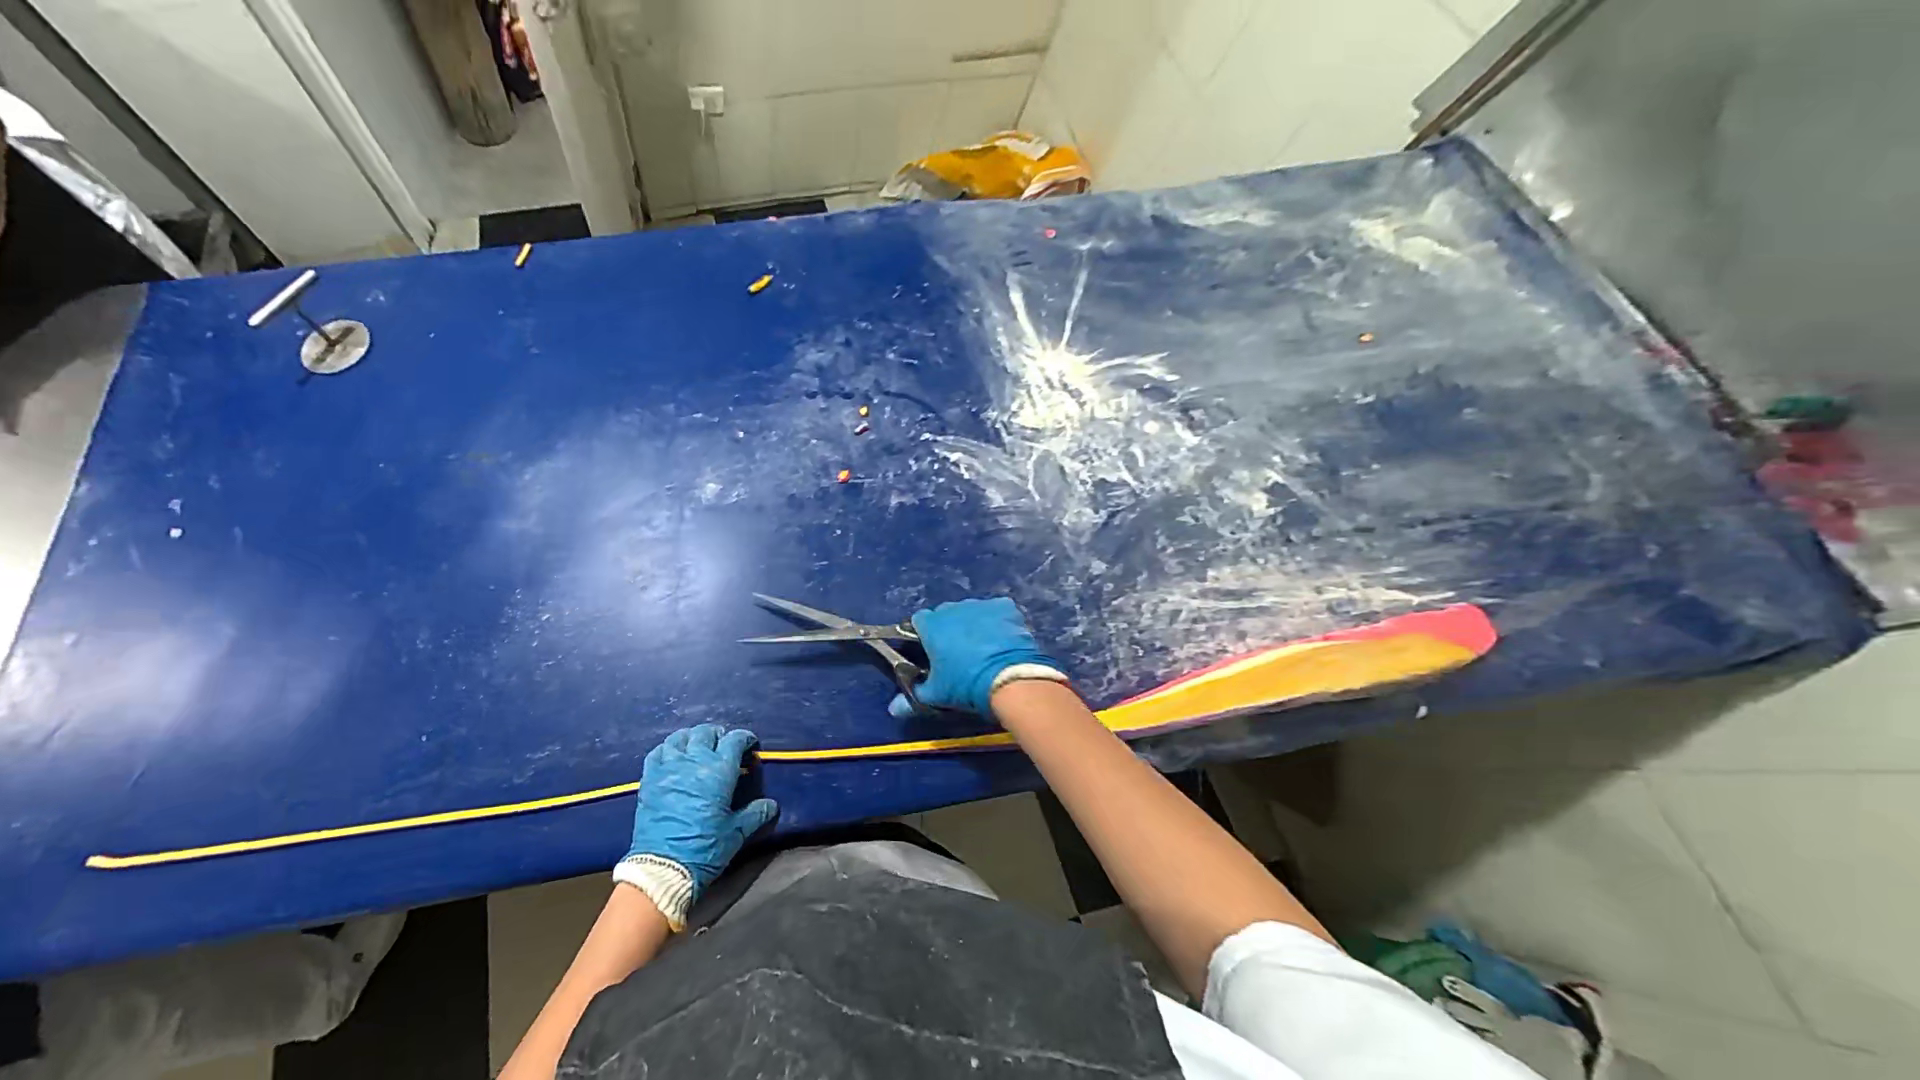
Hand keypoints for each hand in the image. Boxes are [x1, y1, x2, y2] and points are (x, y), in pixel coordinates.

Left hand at [626, 724, 777, 891]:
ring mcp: (668, 768)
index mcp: (720, 770)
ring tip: (698, 748)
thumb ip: (756, 813)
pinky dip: (668, 749)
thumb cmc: (705, 848)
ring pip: (680, 737)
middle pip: (706, 732)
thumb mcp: (737, 832)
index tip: (750, 748)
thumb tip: (771, 804)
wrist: (663, 869)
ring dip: (693, 738)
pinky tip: (673, 758)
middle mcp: (694, 761)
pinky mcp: (649, 779)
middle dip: (719, 736)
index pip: (735, 739)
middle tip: (725, 747)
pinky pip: (658, 753)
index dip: (746, 740)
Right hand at [889, 597, 1065, 717]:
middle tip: (957, 653)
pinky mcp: (1005, 607)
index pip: (919, 621)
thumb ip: (914, 695)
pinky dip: (998, 622)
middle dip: (948, 629)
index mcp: (931, 625)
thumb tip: (893, 708)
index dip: (923, 634)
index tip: (930, 650)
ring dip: (973, 624)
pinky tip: (1003, 640)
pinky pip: (997, 611)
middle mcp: (953, 609)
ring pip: (971, 611)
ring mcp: (981, 605)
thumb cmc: (965, 685)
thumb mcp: (937, 694)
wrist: (1008, 679)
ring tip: (983, 648)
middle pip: (945, 614)